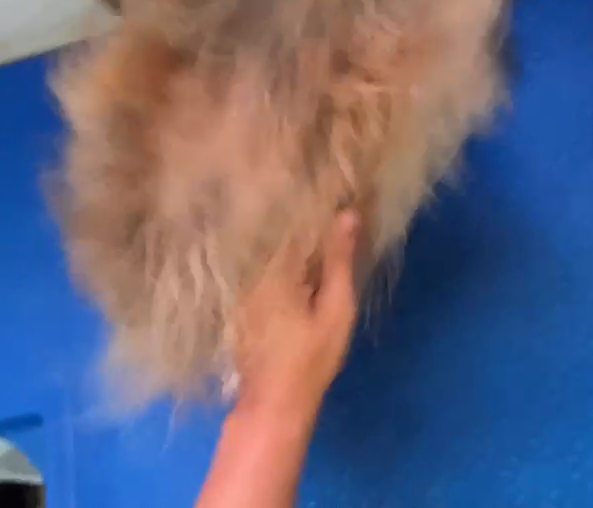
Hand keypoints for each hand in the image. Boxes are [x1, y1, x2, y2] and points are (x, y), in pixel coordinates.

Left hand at [232, 211, 362, 422]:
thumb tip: (348, 213)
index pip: (293, 220)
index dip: (314, 201)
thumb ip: (340, 260)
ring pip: (270, 245)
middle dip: (302, 214)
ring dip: (292, 233)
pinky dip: (281, 252)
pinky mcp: (244, 298)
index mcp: (275, 267)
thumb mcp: (335, 308)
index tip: (335, 189)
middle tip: (329, 199)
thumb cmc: (310, 358)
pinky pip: (264, 262)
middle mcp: (253, 269)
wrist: (274, 404)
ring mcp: (245, 284)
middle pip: (278, 229)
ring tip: (317, 218)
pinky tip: (299, 251)